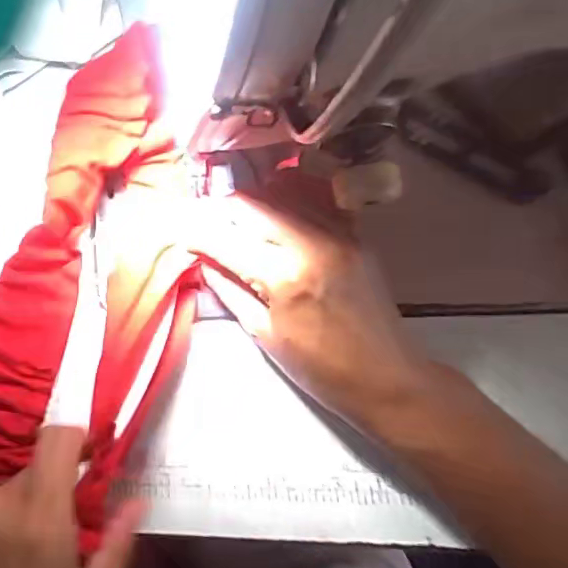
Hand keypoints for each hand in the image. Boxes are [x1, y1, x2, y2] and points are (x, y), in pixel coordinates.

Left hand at [0, 427, 143, 567]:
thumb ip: (116, 546)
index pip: (57, 438)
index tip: (92, 461)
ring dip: (17, 515)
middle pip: (32, 471)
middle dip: (52, 493)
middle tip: (60, 542)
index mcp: (38, 518)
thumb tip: (137, 499)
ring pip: (1, 493)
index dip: (79, 439)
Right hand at [186, 191, 443, 431]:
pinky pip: (314, 199)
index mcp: (284, 274)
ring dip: (253, 203)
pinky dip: (288, 200)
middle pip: (252, 202)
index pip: (226, 237)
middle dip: (222, 212)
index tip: (180, 234)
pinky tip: (276, 216)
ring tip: (238, 223)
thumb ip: (230, 290)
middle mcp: (311, 241)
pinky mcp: (355, 234)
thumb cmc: (320, 368)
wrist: (388, 376)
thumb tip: (204, 261)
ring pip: (282, 192)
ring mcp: (338, 232)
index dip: (197, 233)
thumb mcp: (265, 335)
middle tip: (208, 229)